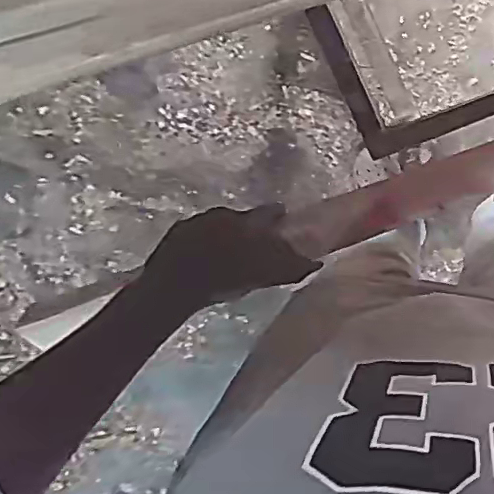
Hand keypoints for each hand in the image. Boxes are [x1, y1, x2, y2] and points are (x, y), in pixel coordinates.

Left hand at [140, 205, 320, 311]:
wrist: (176, 283)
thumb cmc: (227, 279)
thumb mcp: (266, 275)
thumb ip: (292, 268)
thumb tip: (317, 262)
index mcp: (251, 222)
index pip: (272, 211)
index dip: (279, 215)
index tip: (284, 219)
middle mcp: (228, 214)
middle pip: (245, 215)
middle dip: (253, 223)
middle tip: (257, 237)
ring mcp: (200, 220)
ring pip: (222, 222)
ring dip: (228, 232)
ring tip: (229, 249)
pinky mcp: (180, 230)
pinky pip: (199, 231)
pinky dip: (205, 240)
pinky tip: (205, 255)